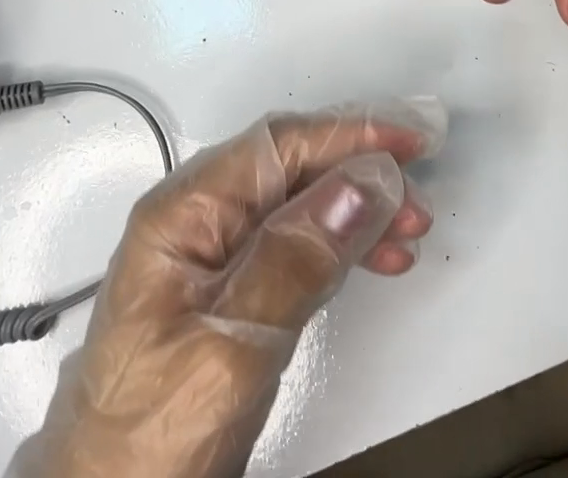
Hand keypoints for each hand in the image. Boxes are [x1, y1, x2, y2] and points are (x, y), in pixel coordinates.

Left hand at [11, 100, 446, 477]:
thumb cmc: (148, 432)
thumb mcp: (230, 345)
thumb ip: (294, 260)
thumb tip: (361, 184)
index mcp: (182, 216)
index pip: (277, 147)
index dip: (349, 135)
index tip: (410, 141)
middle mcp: (196, 220)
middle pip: (291, 165)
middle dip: (361, 169)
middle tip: (419, 193)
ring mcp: (214, 253)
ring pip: (301, 201)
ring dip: (360, 206)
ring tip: (409, 230)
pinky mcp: (234, 286)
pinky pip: (299, 239)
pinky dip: (345, 241)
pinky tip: (378, 256)